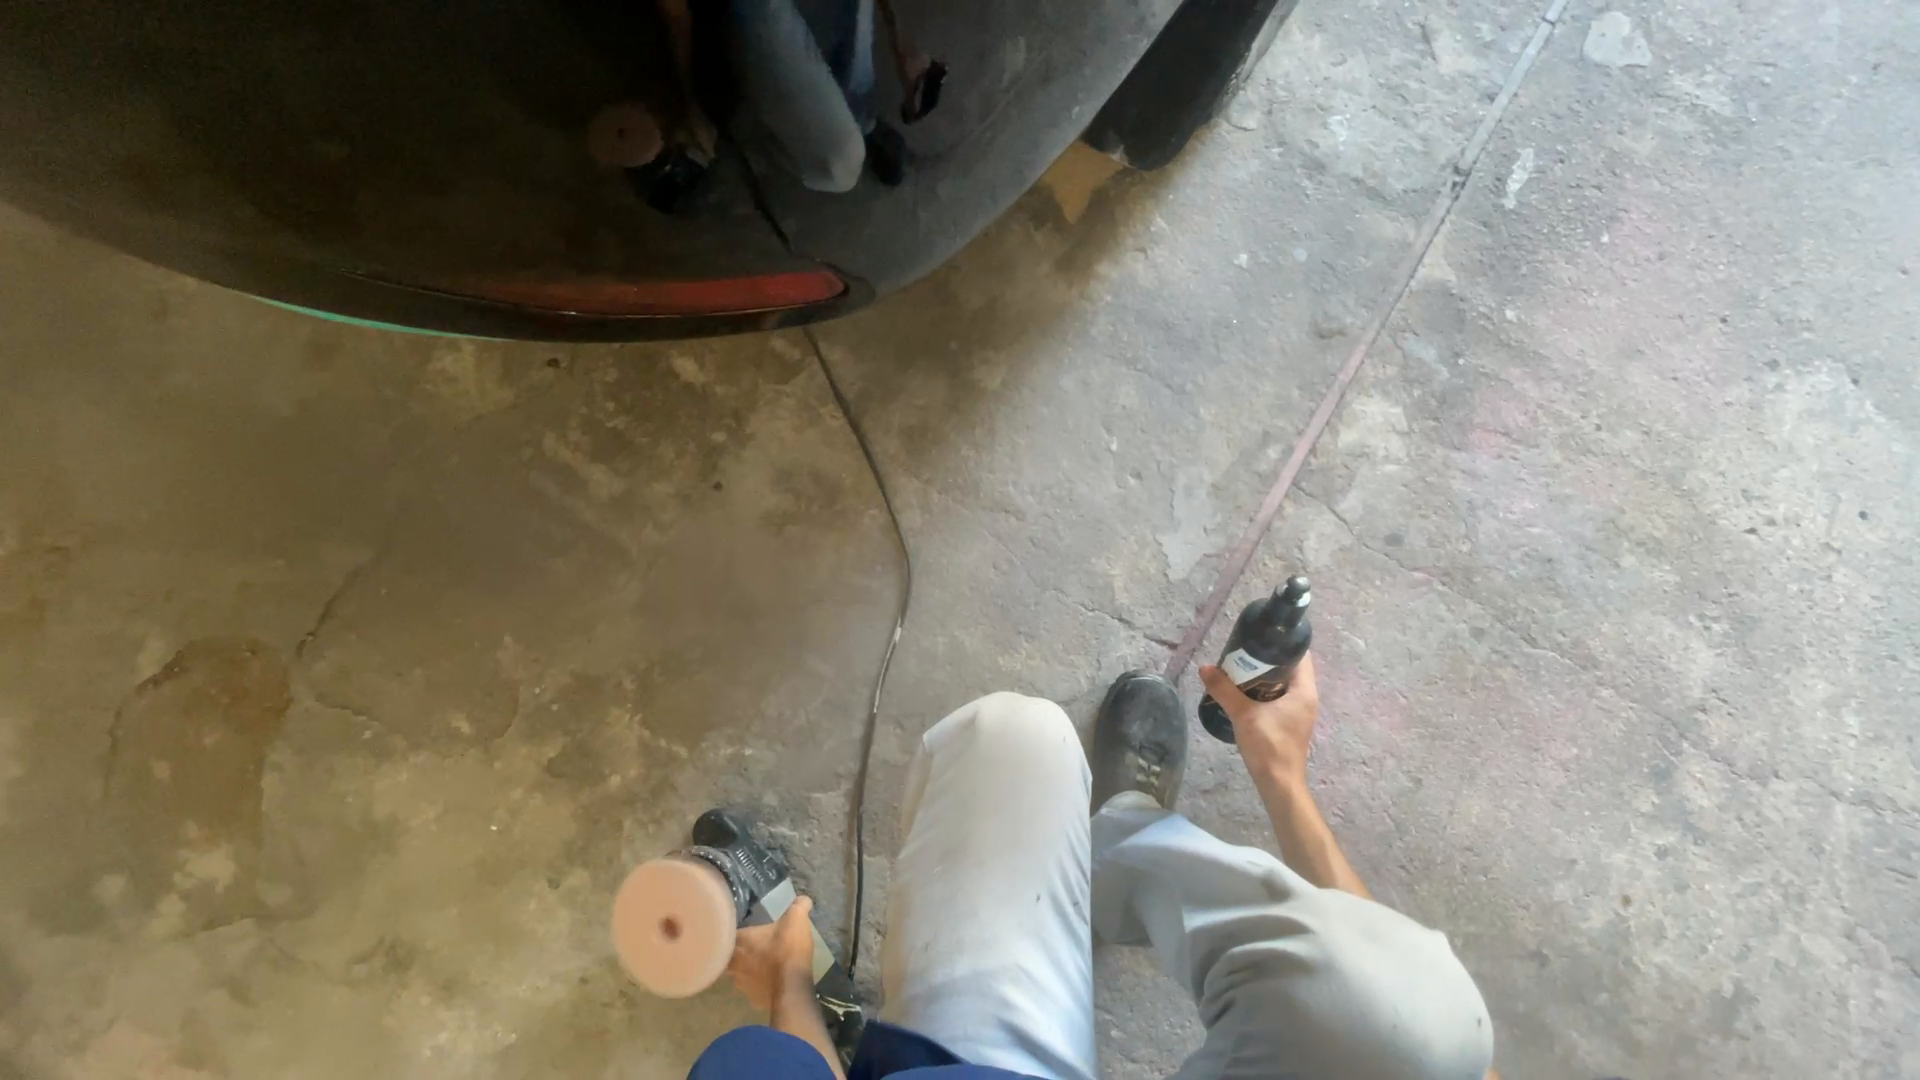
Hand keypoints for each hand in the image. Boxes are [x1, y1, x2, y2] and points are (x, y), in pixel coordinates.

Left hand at [727, 895, 815, 1012]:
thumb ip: (798, 905)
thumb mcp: (797, 918)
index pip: (729, 934)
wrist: (792, 987)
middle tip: (751, 947)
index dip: (734, 932)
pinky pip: (752, 990)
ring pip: (739, 975)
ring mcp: (742, 985)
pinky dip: (758, 986)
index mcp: (741, 941)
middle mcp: (735, 964)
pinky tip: (769, 981)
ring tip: (760, 964)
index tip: (743, 930)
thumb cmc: (788, 948)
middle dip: (738, 952)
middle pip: (730, 956)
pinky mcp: (753, 1000)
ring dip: (747, 970)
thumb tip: (803, 899)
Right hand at [1199, 652, 1319, 786]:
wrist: (1278, 782)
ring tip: (1239, 669)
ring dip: (1263, 676)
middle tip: (1242, 653)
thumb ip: (1224, 690)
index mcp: (1304, 691)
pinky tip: (1243, 692)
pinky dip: (1263, 690)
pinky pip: (1279, 697)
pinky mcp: (1290, 722)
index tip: (1259, 637)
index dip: (1282, 644)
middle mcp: (1306, 698)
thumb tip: (1205, 668)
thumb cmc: (1268, 745)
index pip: (1300, 656)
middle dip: (1267, 659)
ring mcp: (1299, 712)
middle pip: (1290, 669)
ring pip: (1283, 684)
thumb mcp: (1243, 714)